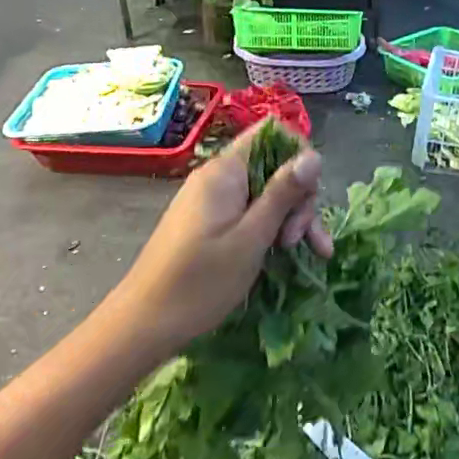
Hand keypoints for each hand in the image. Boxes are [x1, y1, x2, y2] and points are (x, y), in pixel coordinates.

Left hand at [112, 124, 330, 356]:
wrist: (144, 325)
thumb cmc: (200, 281)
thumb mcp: (252, 236)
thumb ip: (284, 192)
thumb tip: (314, 155)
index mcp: (225, 172)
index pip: (273, 134)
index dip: (300, 156)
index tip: (309, 193)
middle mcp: (220, 178)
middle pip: (278, 167)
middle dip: (299, 199)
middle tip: (297, 239)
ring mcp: (216, 201)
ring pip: (271, 194)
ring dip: (294, 219)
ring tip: (308, 253)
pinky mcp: (215, 223)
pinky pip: (255, 213)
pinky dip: (276, 230)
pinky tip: (294, 253)